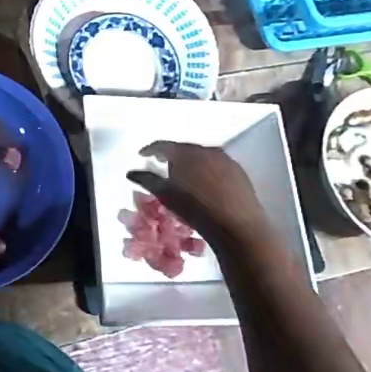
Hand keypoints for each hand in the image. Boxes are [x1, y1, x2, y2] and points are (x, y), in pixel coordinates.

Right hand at [131, 141, 270, 239]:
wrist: (235, 226)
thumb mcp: (165, 195)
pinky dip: (207, 170)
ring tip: (183, 175)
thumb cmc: (194, 209)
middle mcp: (206, 150)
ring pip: (202, 156)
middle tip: (162, 164)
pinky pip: (217, 165)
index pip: (162, 145)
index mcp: (185, 153)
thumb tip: (131, 172)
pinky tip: (204, 184)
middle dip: (171, 156)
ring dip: (190, 163)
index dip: (150, 150)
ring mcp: (226, 160)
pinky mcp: (239, 172)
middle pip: (184, 149)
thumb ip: (147, 180)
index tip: (143, 155)